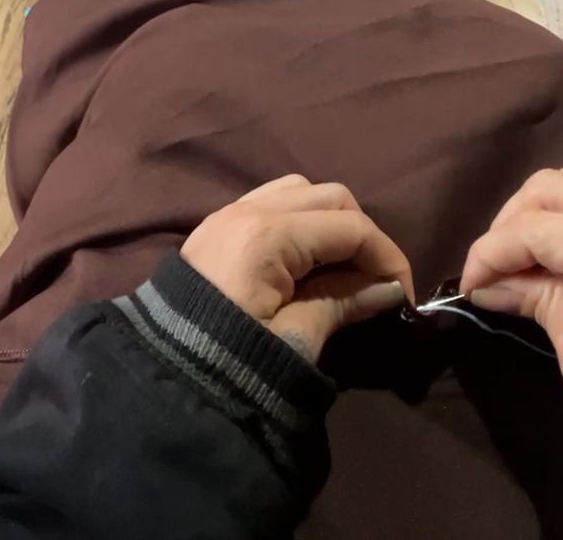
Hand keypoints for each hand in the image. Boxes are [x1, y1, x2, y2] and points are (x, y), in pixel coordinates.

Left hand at [182, 175, 413, 363]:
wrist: (160, 371)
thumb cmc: (230, 359)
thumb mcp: (295, 339)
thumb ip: (343, 302)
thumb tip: (388, 291)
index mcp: (270, 234)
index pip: (350, 228)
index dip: (387, 259)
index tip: (402, 298)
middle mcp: (251, 208)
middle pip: (330, 196)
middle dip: (362, 235)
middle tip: (374, 281)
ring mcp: (231, 211)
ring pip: (300, 191)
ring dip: (330, 220)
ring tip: (341, 266)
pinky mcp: (219, 223)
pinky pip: (273, 200)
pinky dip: (300, 218)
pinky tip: (306, 256)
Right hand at [461, 168, 562, 490]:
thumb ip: (543, 304)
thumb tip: (490, 281)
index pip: (543, 228)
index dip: (493, 250)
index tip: (468, 286)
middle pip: (558, 186)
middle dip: (511, 222)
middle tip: (493, 271)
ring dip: (538, 215)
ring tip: (519, 263)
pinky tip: (555, 258)